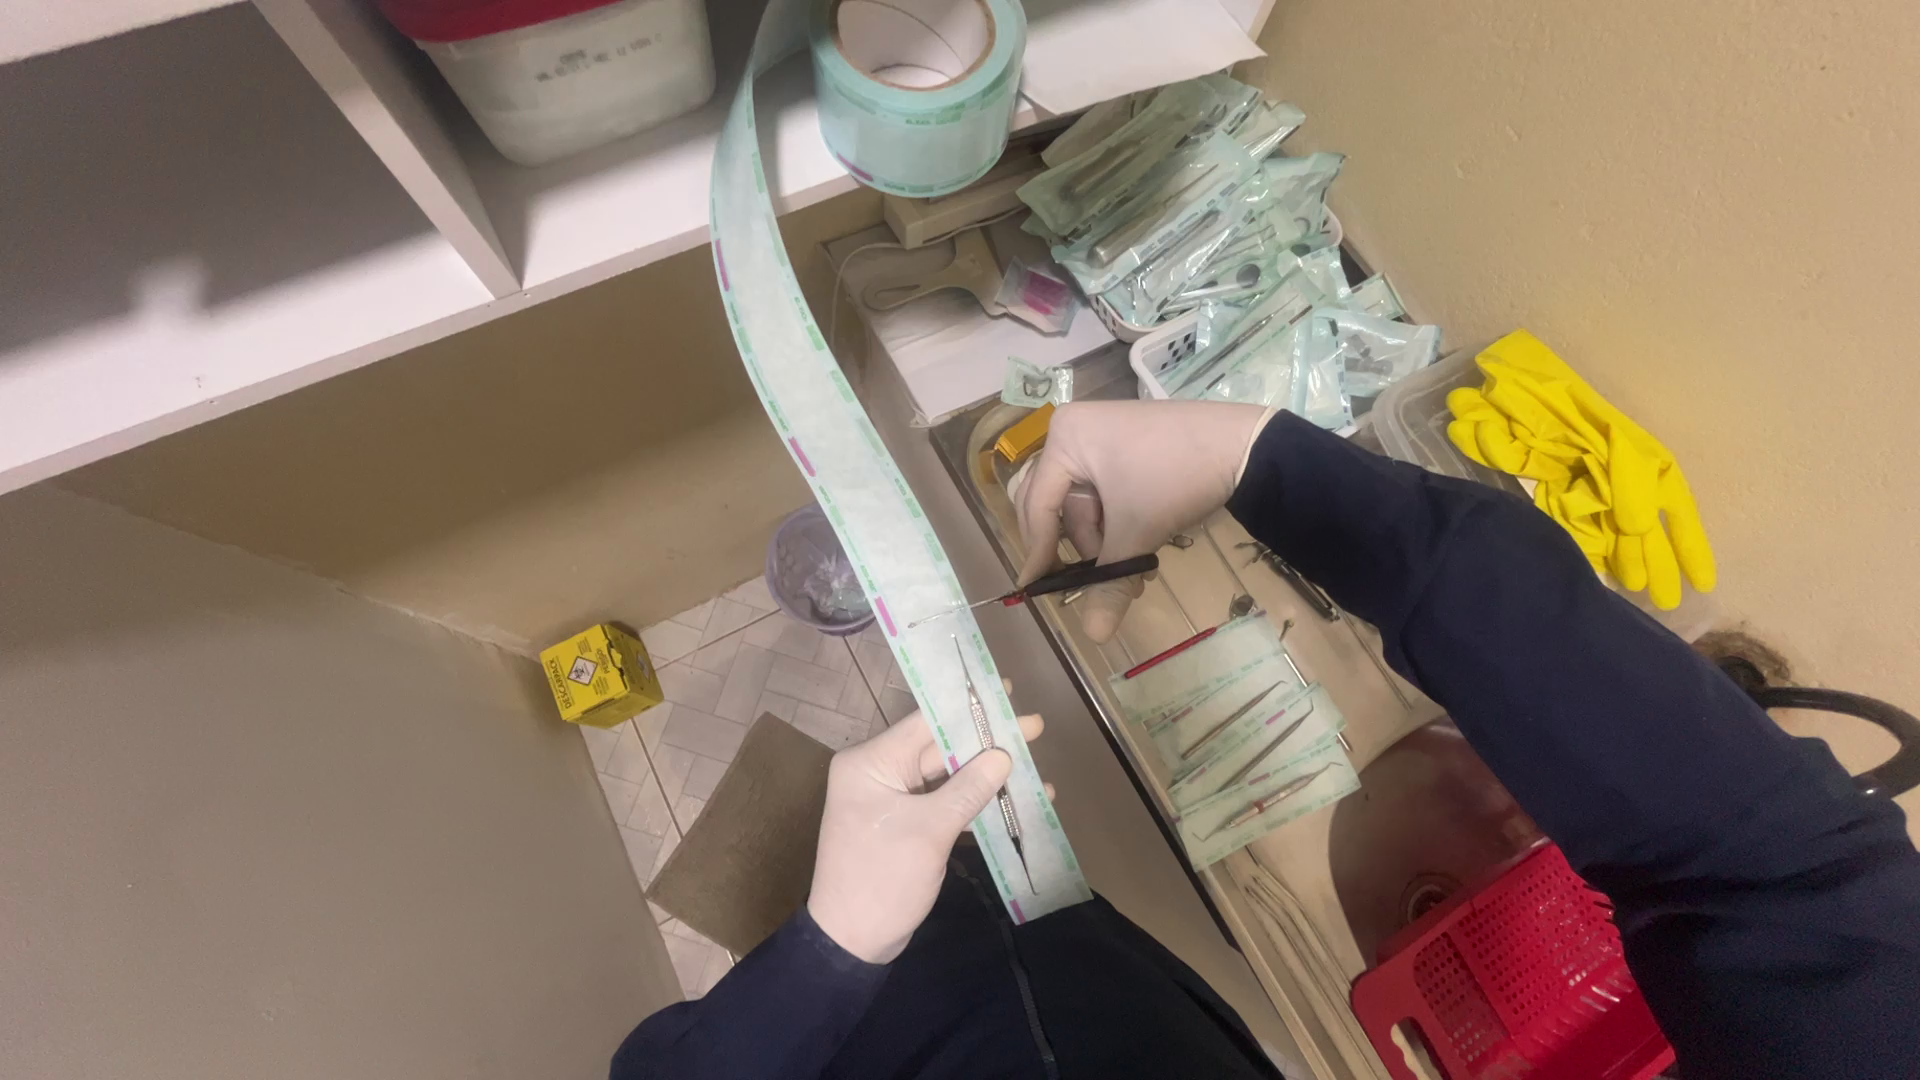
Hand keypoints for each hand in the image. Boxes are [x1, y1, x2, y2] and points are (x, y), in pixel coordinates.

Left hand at [807, 703, 1044, 963]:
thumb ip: (967, 789)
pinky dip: (976, 803)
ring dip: (988, 776)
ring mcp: (895, 799)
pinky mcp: (908, 824)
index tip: (1005, 692)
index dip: (968, 707)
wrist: (851, 945)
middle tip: (1033, 726)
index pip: (925, 722)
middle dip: (987, 742)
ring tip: (1035, 767)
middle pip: (941, 747)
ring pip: (948, 776)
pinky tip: (1015, 803)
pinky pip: (945, 802)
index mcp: (871, 761)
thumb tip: (1003, 755)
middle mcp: (880, 771)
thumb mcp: (929, 831)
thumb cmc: (881, 879)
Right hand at [1014, 400, 1272, 641]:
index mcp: (1064, 438)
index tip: (1032, 588)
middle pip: (1053, 501)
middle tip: (1090, 577)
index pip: (1038, 504)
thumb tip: (1094, 637)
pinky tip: (1141, 540)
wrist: (1245, 444)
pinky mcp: (1122, 440)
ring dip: (1104, 539)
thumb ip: (1108, 585)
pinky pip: (1101, 487)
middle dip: (1079, 545)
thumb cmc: (1174, 480)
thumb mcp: (1136, 533)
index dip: (1037, 551)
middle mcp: (1072, 429)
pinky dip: (1116, 519)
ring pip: (1081, 500)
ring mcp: (1098, 431)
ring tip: (1136, 565)